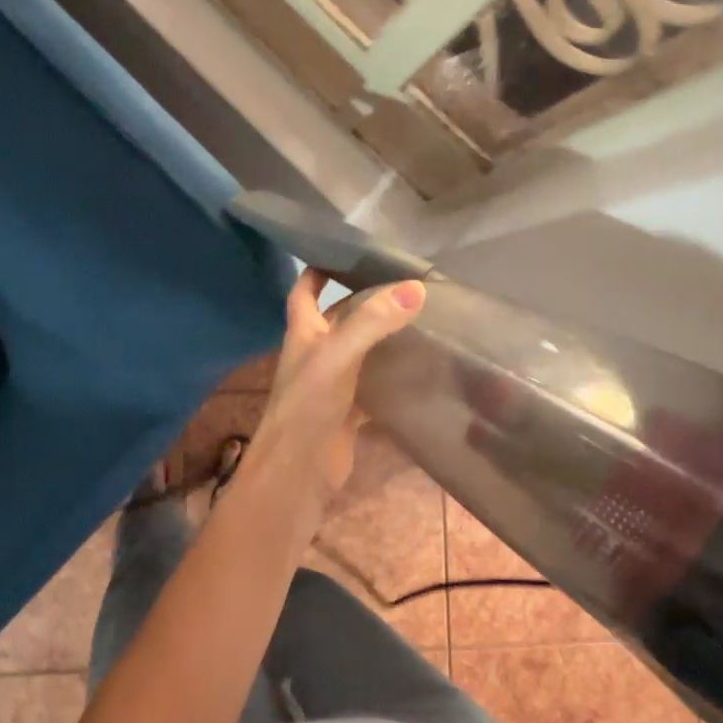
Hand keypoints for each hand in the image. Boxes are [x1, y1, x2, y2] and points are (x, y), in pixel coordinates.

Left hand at [237, 269, 425, 530]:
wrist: (297, 472)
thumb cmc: (307, 407)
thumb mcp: (337, 356)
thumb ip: (372, 322)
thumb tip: (415, 289)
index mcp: (303, 332)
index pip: (305, 290)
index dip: (319, 268)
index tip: (349, 249)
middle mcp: (315, 353)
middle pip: (339, 318)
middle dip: (365, 301)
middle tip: (408, 285)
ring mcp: (331, 384)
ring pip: (359, 352)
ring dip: (382, 338)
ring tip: (424, 319)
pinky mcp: (348, 412)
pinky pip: (373, 387)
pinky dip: (392, 378)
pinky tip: (421, 370)